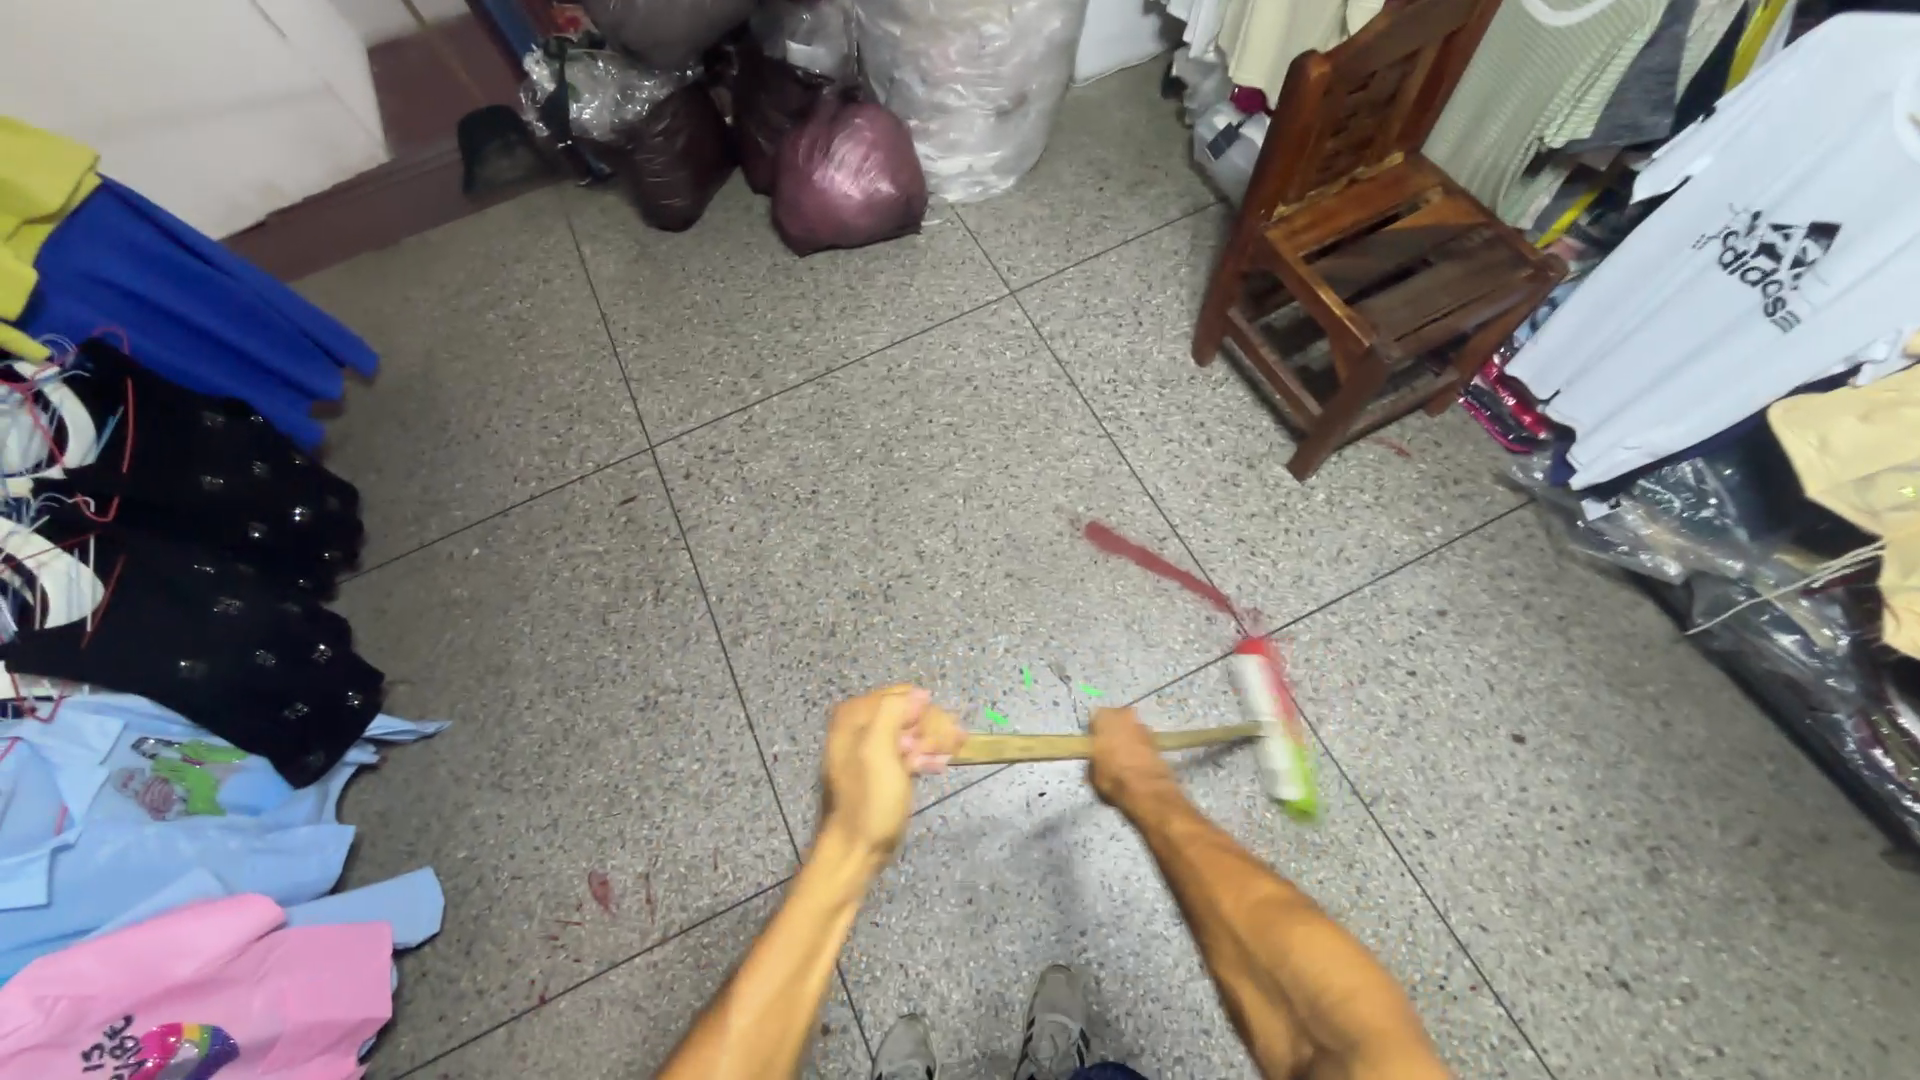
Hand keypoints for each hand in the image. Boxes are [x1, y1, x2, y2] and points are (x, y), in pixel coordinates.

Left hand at [819, 685, 966, 862]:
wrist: (856, 851)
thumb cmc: (869, 800)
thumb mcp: (878, 751)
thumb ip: (894, 713)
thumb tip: (920, 695)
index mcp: (854, 717)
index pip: (901, 695)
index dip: (926, 710)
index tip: (947, 729)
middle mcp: (858, 727)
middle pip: (907, 712)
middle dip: (931, 726)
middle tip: (954, 743)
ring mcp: (868, 750)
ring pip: (910, 733)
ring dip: (932, 741)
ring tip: (950, 754)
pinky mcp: (879, 771)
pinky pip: (906, 753)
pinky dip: (923, 756)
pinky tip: (938, 766)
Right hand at [1087, 706, 1178, 809]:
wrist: (1146, 787)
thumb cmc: (1112, 774)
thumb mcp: (1092, 768)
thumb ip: (1094, 753)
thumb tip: (1098, 754)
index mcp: (1104, 717)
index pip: (1095, 717)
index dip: (1095, 730)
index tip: (1094, 741)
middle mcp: (1124, 715)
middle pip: (1116, 718)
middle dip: (1114, 729)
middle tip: (1110, 746)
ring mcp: (1143, 725)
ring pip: (1131, 728)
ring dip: (1128, 737)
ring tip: (1125, 755)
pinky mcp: (1157, 739)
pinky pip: (1142, 739)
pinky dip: (1140, 746)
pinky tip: (1137, 760)